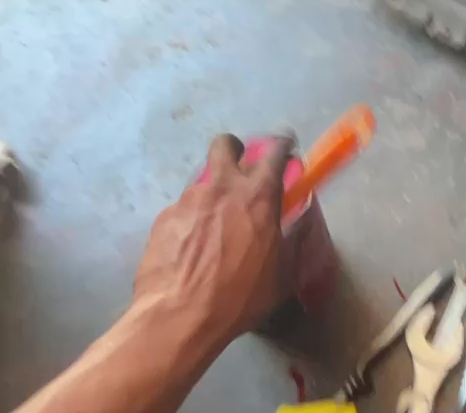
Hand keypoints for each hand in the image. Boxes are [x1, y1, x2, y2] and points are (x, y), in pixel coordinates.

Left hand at [129, 133, 294, 354]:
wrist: (176, 320)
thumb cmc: (238, 296)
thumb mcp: (282, 272)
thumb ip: (296, 238)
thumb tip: (304, 218)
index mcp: (258, 194)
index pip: (276, 150)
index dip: (283, 146)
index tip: (285, 151)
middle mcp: (222, 186)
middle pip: (226, 144)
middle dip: (234, 151)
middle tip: (239, 174)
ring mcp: (188, 200)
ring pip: (203, 183)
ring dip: (211, 198)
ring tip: (210, 232)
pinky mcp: (162, 219)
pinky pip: (181, 212)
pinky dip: (188, 224)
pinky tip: (187, 252)